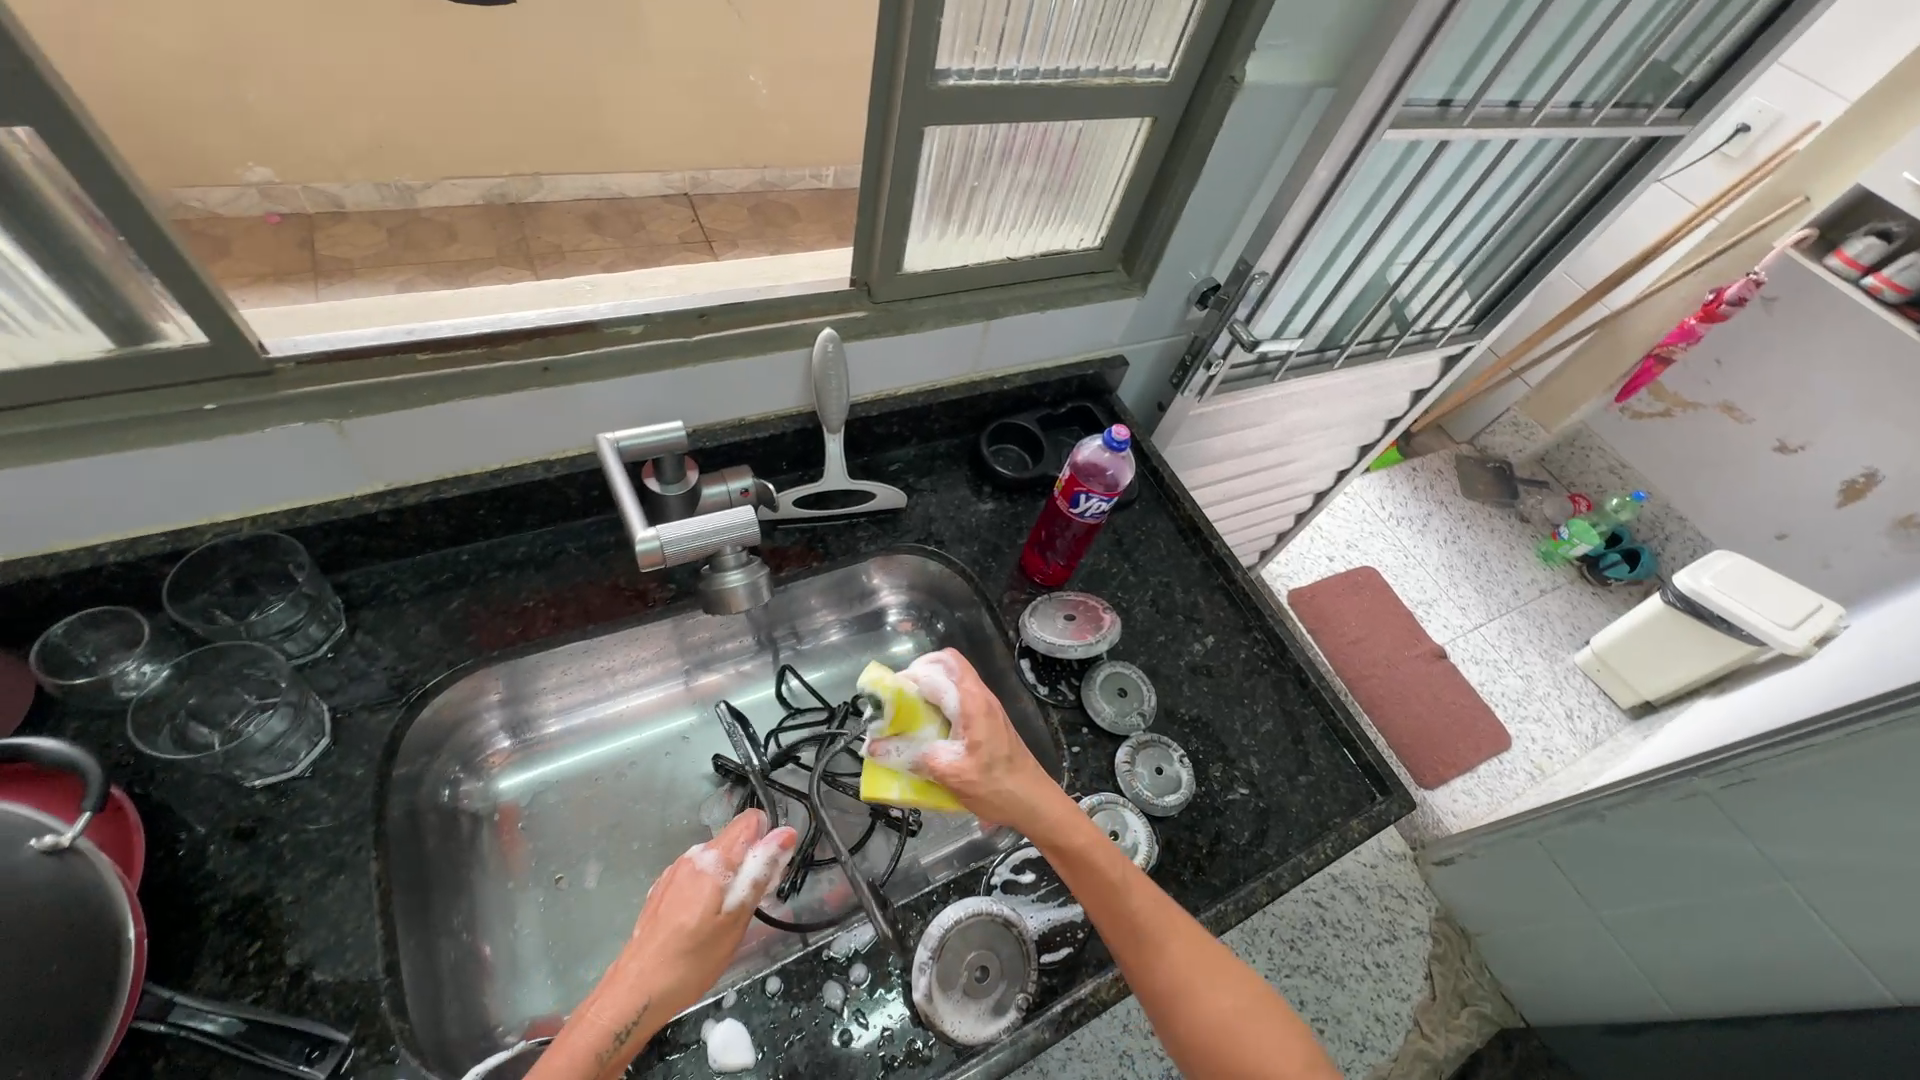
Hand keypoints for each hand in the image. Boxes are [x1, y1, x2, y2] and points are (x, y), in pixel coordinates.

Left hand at [549, 809, 797, 1078]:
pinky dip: (709, 889)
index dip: (767, 841)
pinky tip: (702, 923)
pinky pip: (697, 875)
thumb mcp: (737, 918)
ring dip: (730, 879)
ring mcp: (674, 872)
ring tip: (727, 920)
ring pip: (716, 860)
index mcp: (713, 858)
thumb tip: (785, 832)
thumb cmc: (694, 959)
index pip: (750, 820)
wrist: (636, 992)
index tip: (768, 875)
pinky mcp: (663, 889)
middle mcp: (692, 856)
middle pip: (734, 841)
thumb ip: (760, 872)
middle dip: (750, 864)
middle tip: (750, 907)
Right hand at [867, 648, 1066, 832]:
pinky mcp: (988, 722)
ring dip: (930, 692)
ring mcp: (987, 708)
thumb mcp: (951, 773)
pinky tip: (928, 732)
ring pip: (954, 683)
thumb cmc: (996, 786)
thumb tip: (876, 748)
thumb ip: (913, 756)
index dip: (915, 671)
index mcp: (973, 701)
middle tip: (898, 701)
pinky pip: (960, 701)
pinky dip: (941, 707)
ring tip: (908, 716)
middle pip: (948, 667)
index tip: (893, 693)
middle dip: (920, 677)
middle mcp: (981, 696)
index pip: (943, 664)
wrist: (1034, 802)